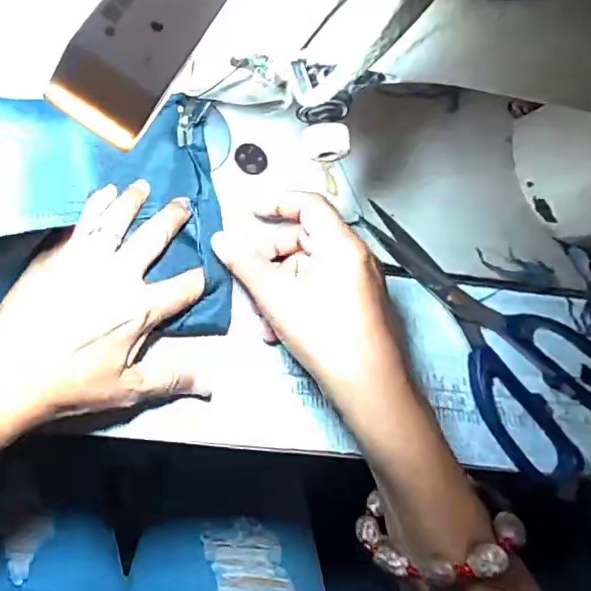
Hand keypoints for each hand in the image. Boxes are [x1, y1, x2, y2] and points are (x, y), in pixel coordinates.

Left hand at [0, 181, 208, 432]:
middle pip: (153, 238)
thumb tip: (210, 383)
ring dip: (132, 200)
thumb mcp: (126, 390)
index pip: (183, 289)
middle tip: (183, 202)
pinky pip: (82, 220)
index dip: (199, 279)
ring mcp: (86, 258)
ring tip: (143, 185)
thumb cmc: (70, 381)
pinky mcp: (57, 251)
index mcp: (140, 309)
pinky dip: (95, 203)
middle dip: (172, 219)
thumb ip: (169, 379)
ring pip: (116, 219)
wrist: (14, 364)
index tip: (205, 270)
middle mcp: (118, 274)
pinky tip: (101, 192)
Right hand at [211, 191, 409, 405]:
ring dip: (277, 286)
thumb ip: (243, 263)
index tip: (252, 212)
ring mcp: (358, 281)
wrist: (370, 388)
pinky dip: (294, 298)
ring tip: (262, 316)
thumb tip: (221, 240)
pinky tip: (277, 328)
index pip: (309, 204)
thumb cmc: (325, 335)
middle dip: (269, 259)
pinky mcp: (357, 303)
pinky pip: (317, 287)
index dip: (278, 203)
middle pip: (302, 239)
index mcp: (341, 245)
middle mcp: (354, 257)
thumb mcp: (273, 295)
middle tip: (249, 278)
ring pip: (306, 268)